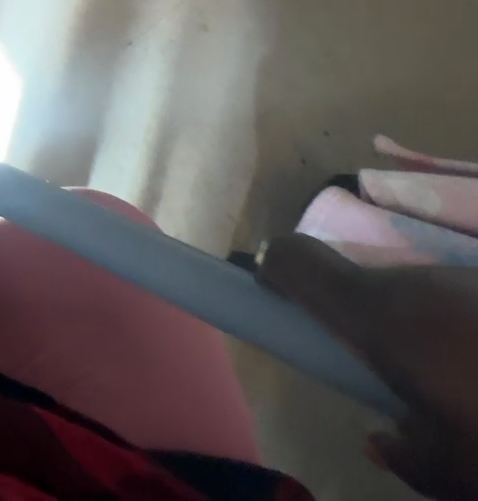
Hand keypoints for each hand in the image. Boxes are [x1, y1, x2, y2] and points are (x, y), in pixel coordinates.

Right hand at [258, 234, 477, 498]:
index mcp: (382, 316)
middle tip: (429, 384)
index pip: (292, 260)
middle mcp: (428, 283)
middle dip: (389, 325)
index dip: (278, 276)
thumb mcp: (466, 477)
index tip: (287, 304)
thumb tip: (386, 441)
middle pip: (377, 285)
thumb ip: (410, 457)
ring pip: (447, 297)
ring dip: (457, 333)